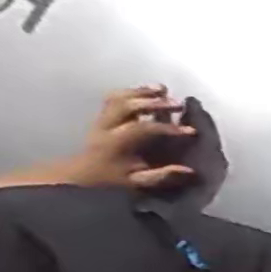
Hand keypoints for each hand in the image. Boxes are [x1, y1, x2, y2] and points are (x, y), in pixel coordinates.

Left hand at [63, 85, 196, 190]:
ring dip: (142, 92)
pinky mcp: (102, 115)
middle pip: (128, 106)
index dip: (169, 128)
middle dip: (155, 103)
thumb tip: (190, 171)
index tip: (191, 131)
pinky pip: (114, 97)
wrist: (79, 175)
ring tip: (163, 89)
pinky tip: (147, 91)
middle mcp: (108, 127)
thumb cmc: (111, 180)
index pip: (144, 129)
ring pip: (119, 97)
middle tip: (179, 103)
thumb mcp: (137, 182)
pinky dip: (131, 91)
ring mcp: (102, 118)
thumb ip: (162, 176)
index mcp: (117, 144)